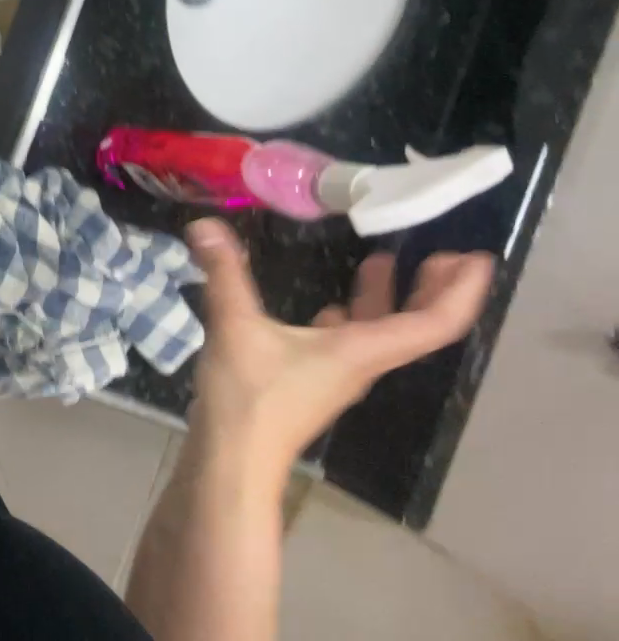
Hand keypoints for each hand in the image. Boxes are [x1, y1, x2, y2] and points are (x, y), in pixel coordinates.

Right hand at [184, 217, 491, 473]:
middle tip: (441, 253)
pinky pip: (347, 340)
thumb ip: (225, 275)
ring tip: (383, 262)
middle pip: (415, 326)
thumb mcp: (235, 327)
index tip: (473, 257)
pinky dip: (350, 314)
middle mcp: (360, 362)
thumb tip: (206, 225)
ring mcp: (335, 373)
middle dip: (433, 288)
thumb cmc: (251, 394)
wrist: (236, 453)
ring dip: (388, 297)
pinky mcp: (309, 379)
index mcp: (361, 350)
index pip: (434, 322)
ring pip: (379, 332)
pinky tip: (330, 304)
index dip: (460, 289)